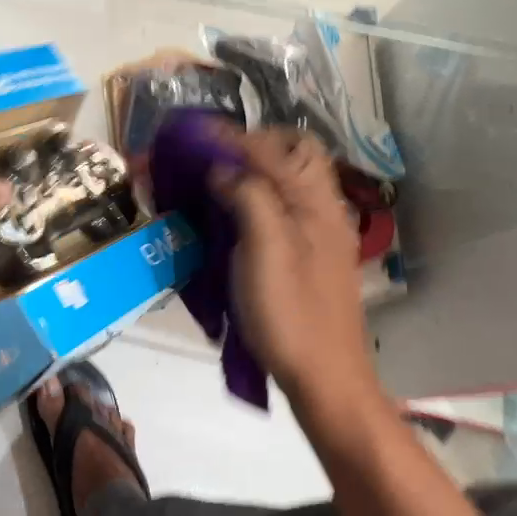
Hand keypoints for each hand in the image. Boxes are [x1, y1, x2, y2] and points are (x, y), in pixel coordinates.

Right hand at [209, 127, 376, 402]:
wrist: (325, 383)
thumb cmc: (292, 316)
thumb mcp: (266, 251)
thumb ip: (248, 197)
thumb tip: (223, 168)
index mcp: (316, 204)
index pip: (275, 147)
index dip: (232, 137)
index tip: (192, 134)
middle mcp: (321, 210)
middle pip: (292, 153)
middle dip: (250, 145)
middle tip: (210, 157)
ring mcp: (316, 234)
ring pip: (285, 180)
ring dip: (248, 170)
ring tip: (209, 180)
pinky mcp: (305, 255)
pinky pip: (278, 207)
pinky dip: (250, 197)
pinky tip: (225, 214)